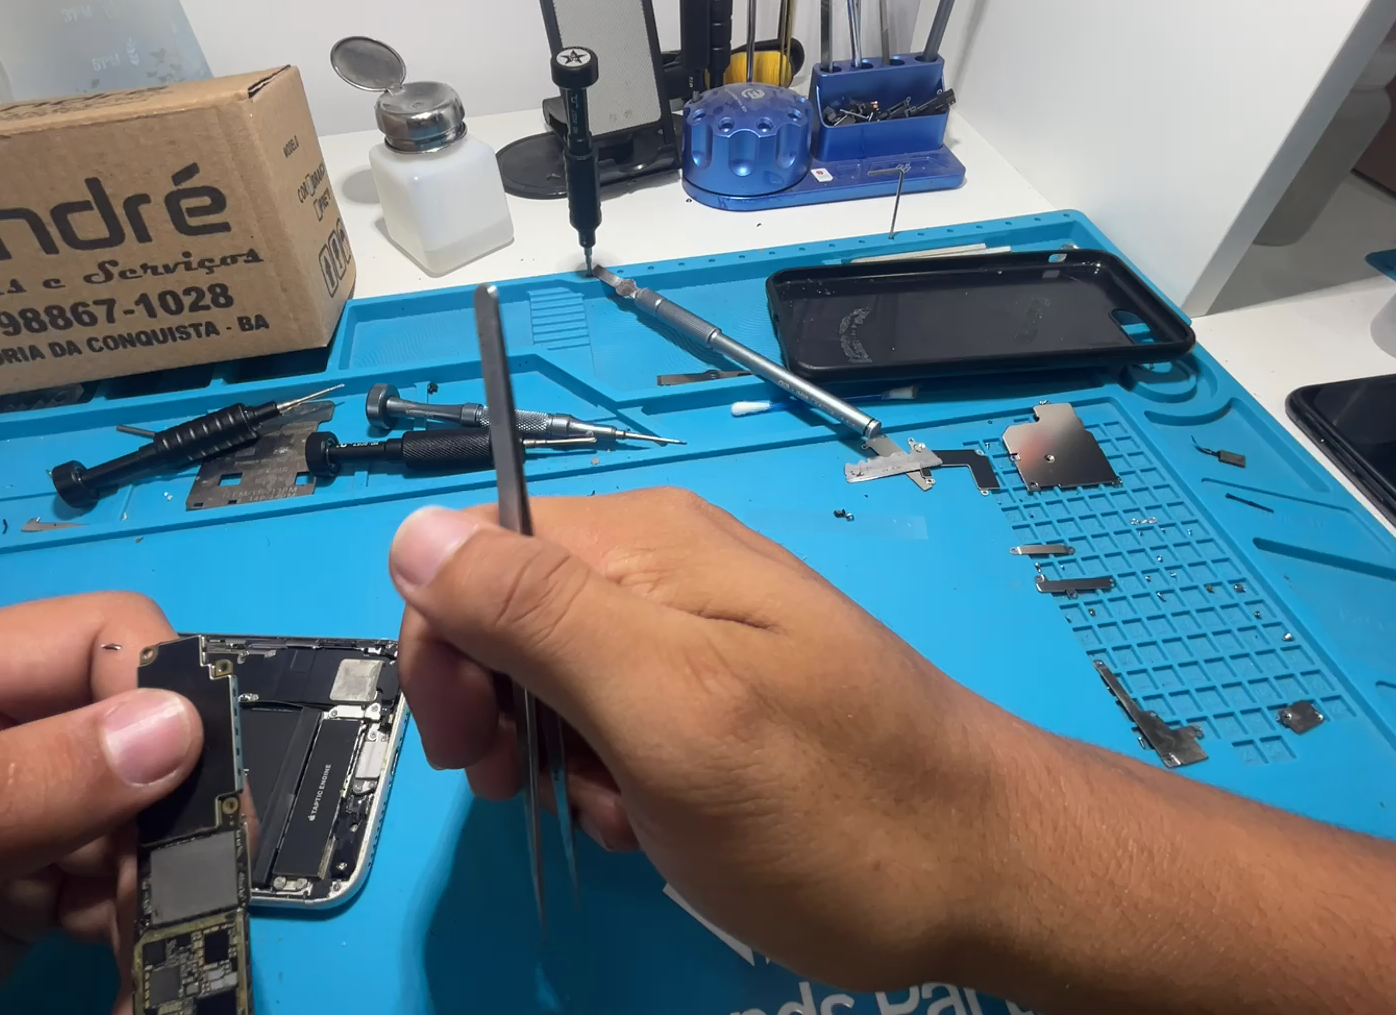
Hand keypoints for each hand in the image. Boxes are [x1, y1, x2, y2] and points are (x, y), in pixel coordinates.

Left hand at [0, 593, 200, 1014]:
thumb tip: (173, 727)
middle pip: (131, 720)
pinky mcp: (15, 878)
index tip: (184, 792)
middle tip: (182, 885)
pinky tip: (120, 952)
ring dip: (161, 865)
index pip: (91, 635)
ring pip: (141, 797)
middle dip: (168, 799)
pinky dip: (138, 906)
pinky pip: (117, 863)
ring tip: (146, 939)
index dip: (158, 691)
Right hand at [388, 489, 1029, 987]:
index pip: (475, 549)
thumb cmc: (826, 799)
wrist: (980, 863)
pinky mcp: (710, 670)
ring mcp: (691, 614)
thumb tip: (415, 532)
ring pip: (555, 665)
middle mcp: (660, 556)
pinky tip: (651, 806)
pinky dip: (606, 760)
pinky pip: (612, 700)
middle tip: (530, 784)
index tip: (470, 742)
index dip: (447, 641)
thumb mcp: (667, 705)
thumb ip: (538, 611)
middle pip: (511, 605)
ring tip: (618, 804)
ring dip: (556, 744)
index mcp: (641, 540)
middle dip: (499, 701)